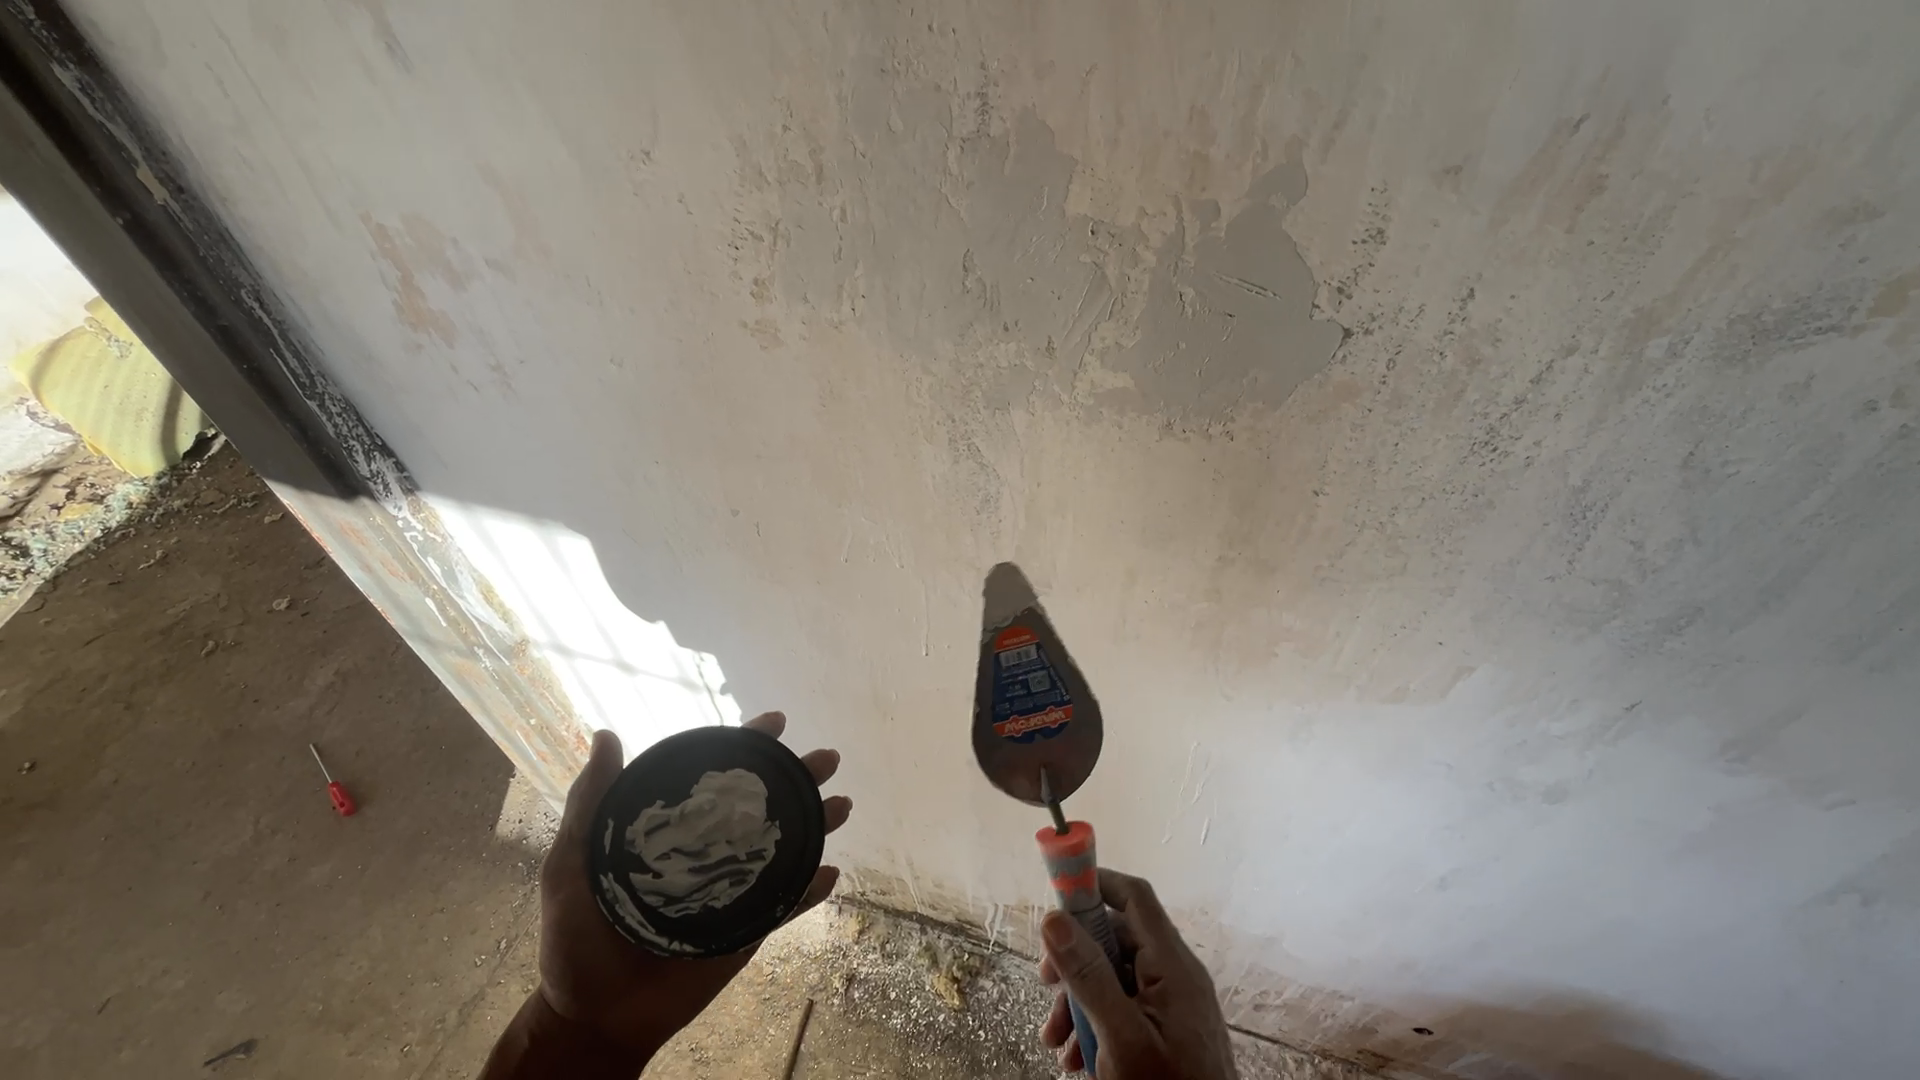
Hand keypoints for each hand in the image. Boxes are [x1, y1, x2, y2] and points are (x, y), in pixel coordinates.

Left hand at [537, 711, 853, 1059]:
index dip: (747, 745)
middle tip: (827, 759)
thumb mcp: (571, 866)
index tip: (775, 722)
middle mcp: (711, 850)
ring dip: (816, 825)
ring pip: (784, 849)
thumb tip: (605, 735)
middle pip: (762, 806)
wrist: (593, 1018)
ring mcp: (734, 889)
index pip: (716, 776)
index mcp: (676, 830)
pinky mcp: (746, 931)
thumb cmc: (575, 941)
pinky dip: (809, 892)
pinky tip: (828, 873)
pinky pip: (784, 908)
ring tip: (841, 805)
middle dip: (799, 778)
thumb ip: (590, 805)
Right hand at [1039, 870, 1237, 1078]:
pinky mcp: (1168, 1033)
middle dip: (1074, 958)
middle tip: (1044, 984)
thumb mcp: (1120, 1036)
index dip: (1095, 883)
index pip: (1134, 897)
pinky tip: (1077, 1060)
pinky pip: (1125, 1009)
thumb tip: (1053, 918)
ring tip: (1054, 1043)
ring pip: (1115, 978)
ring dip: (1078, 1001)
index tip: (1055, 893)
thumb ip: (1088, 976)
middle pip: (1116, 939)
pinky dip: (1096, 1025)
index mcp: (1172, 966)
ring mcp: (1173, 1006)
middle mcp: (1176, 976)